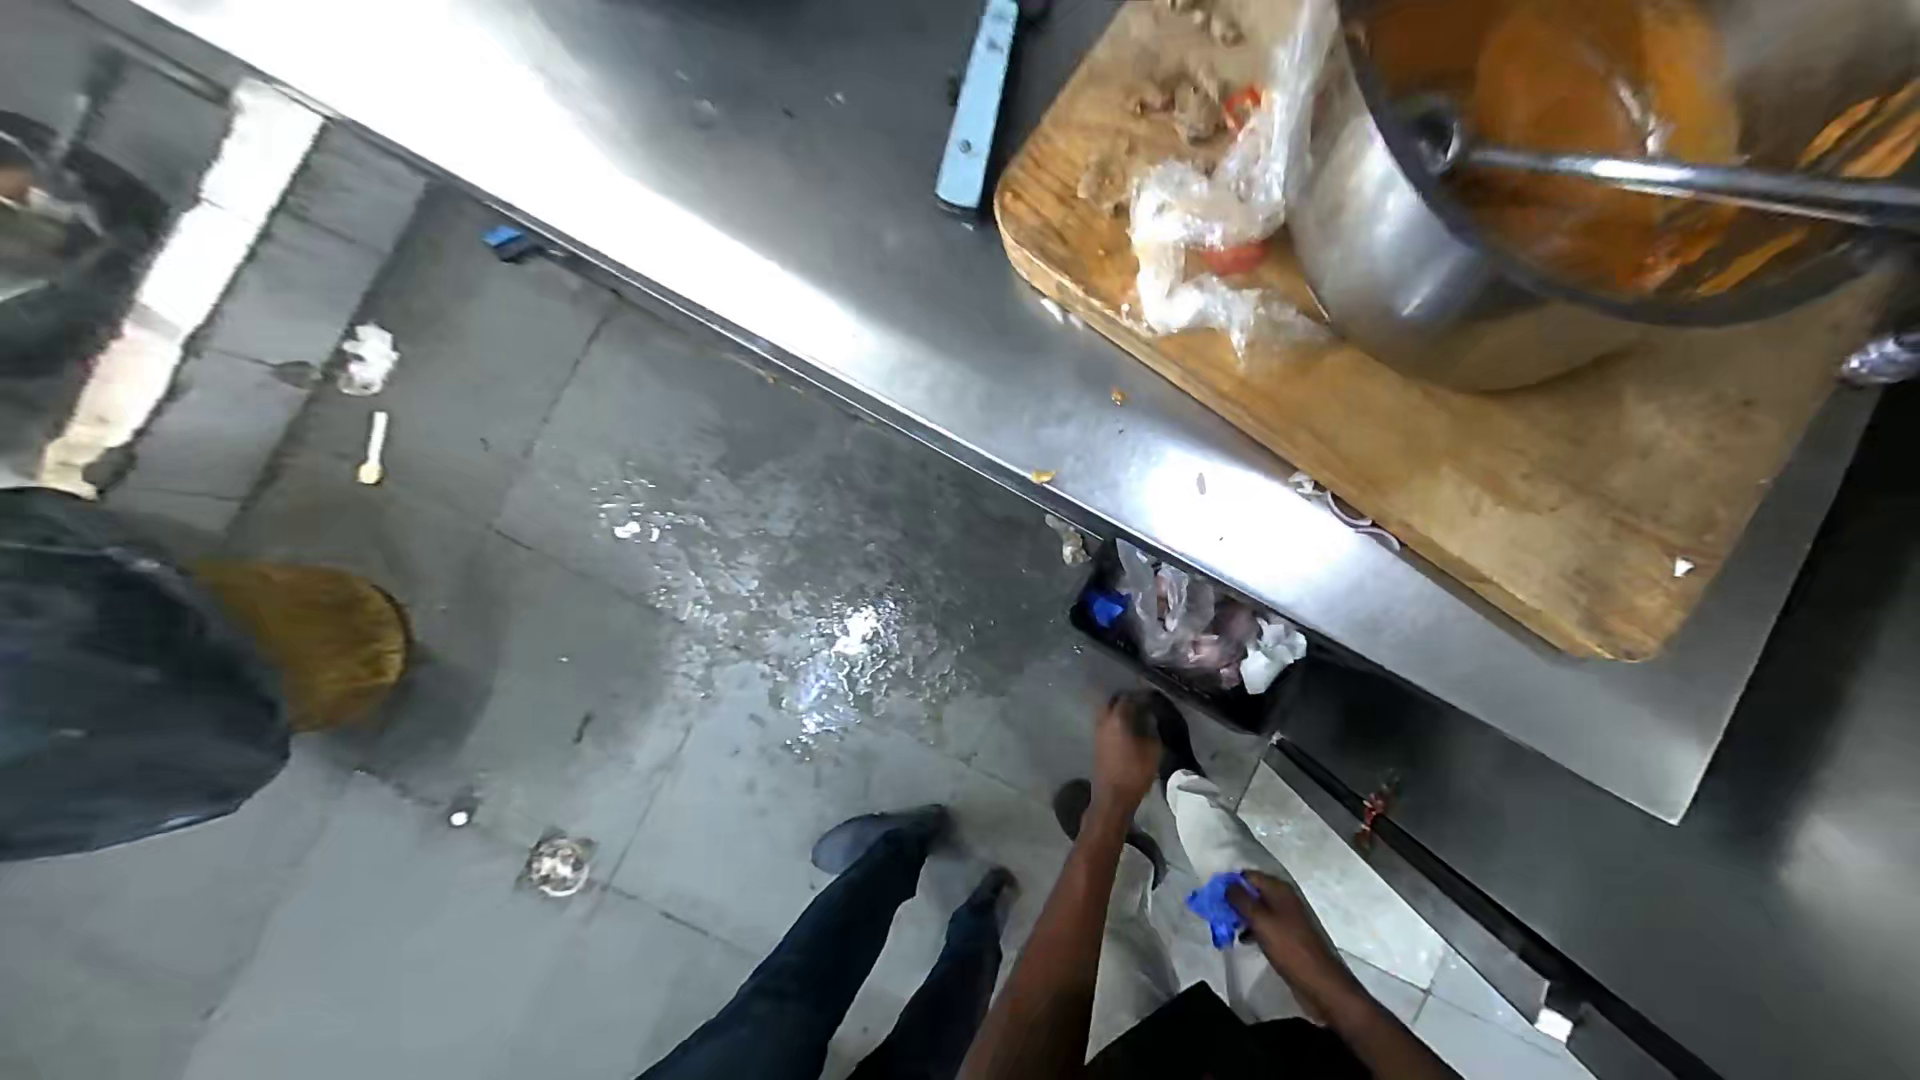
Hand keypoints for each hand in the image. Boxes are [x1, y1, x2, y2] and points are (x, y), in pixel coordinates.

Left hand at [1090, 692, 1160, 821]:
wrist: (1112, 796)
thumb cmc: (1135, 773)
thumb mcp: (1152, 750)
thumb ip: (1151, 729)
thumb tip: (1150, 717)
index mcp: (1118, 719)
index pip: (1128, 698)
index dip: (1141, 695)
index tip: (1152, 696)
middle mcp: (1104, 720)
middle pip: (1112, 700)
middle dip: (1126, 697)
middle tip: (1141, 701)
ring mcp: (1097, 730)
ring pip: (1106, 710)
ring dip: (1118, 707)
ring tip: (1135, 712)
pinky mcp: (1096, 741)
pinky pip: (1104, 721)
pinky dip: (1114, 718)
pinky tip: (1126, 725)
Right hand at [1229, 871, 1362, 1020]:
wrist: (1322, 984)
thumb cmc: (1289, 947)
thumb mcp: (1260, 920)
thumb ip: (1240, 899)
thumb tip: (1226, 885)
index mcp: (1278, 889)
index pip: (1247, 875)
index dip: (1229, 883)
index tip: (1214, 896)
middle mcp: (1284, 899)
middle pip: (1252, 891)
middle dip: (1234, 900)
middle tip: (1217, 913)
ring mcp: (1288, 918)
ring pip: (1257, 909)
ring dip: (1241, 916)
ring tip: (1227, 928)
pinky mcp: (1289, 936)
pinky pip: (1265, 925)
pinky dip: (1252, 929)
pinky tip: (1243, 940)